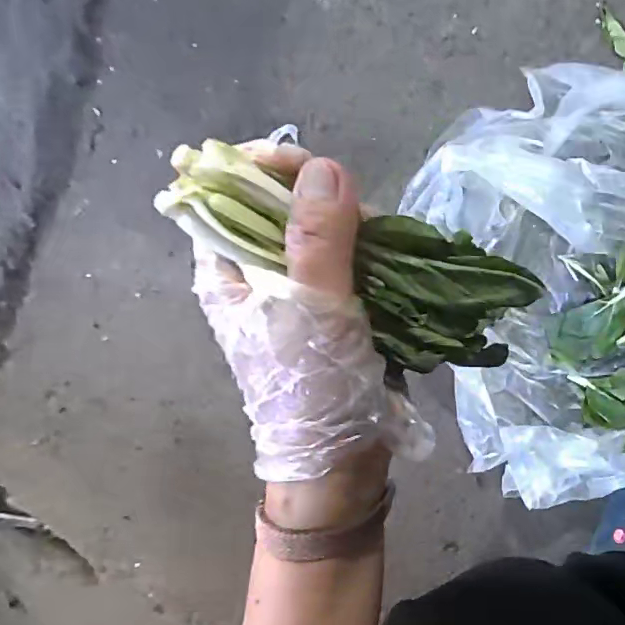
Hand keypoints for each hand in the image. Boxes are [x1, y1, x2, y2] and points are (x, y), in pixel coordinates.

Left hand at [192, 143, 411, 523]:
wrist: (344, 457)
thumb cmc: (312, 386)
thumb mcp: (311, 309)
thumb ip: (317, 240)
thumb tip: (324, 167)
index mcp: (228, 272)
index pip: (227, 193)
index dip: (264, 169)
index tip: (310, 167)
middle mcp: (259, 275)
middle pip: (284, 207)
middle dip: (326, 204)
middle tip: (362, 223)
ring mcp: (301, 291)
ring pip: (327, 233)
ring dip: (359, 231)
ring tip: (388, 249)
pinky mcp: (337, 306)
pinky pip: (354, 261)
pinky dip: (375, 255)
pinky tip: (397, 262)